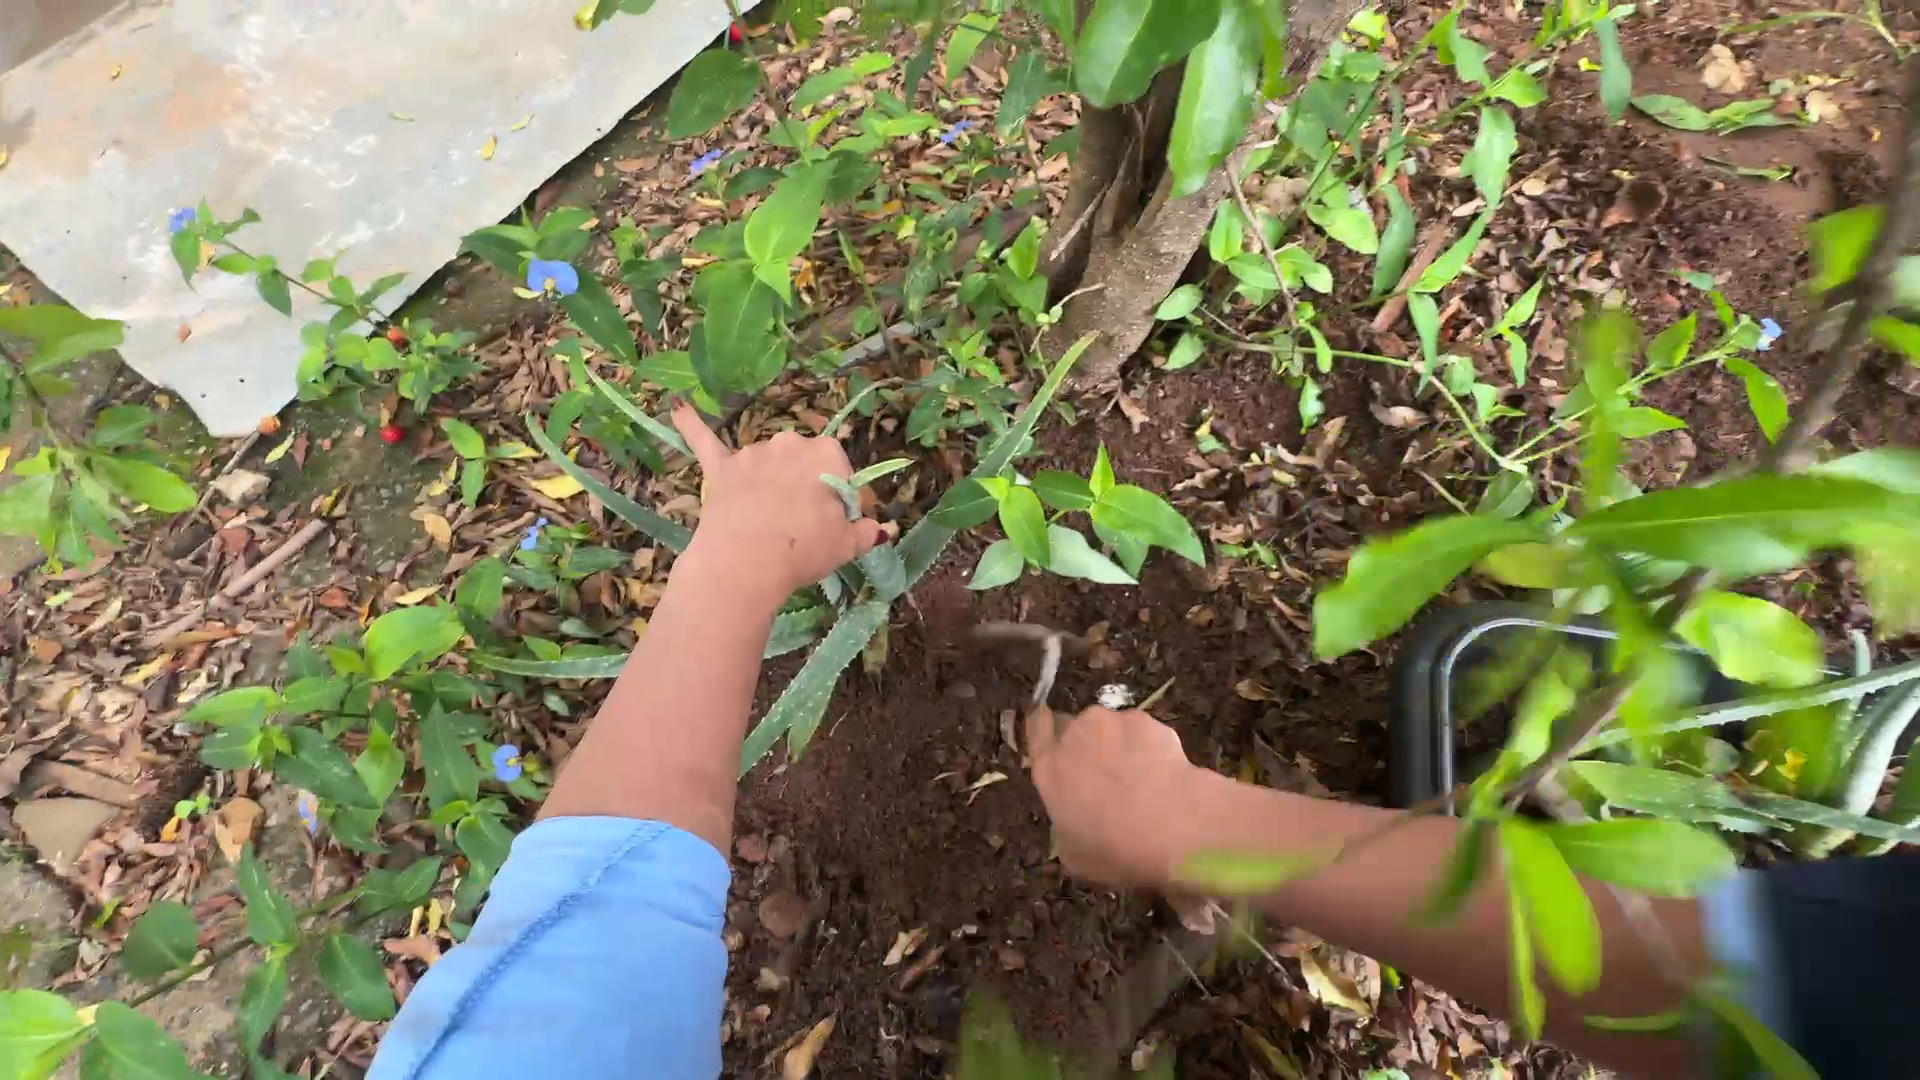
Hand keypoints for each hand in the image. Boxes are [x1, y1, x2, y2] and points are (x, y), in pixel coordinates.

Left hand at [672, 402, 888, 596]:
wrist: (747, 563)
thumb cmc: (804, 550)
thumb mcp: (848, 545)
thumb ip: (868, 531)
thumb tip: (884, 529)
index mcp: (827, 454)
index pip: (842, 473)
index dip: (840, 501)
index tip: (835, 524)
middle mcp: (790, 442)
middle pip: (805, 465)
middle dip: (807, 488)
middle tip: (803, 526)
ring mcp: (753, 453)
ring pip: (770, 463)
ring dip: (773, 482)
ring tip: (770, 520)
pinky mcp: (721, 468)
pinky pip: (704, 440)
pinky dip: (690, 423)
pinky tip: (676, 405)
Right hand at [1026, 705, 1220, 887]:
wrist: (1172, 826)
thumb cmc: (1117, 849)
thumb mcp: (1077, 856)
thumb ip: (1067, 827)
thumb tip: (1078, 820)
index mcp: (1049, 770)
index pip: (1037, 731)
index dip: (1046, 728)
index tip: (1060, 736)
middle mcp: (1073, 736)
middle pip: (1078, 733)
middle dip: (1092, 749)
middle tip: (1113, 781)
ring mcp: (1109, 723)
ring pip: (1112, 730)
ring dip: (1122, 747)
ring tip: (1145, 780)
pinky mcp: (1144, 720)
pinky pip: (1142, 733)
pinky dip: (1150, 747)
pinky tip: (1166, 774)